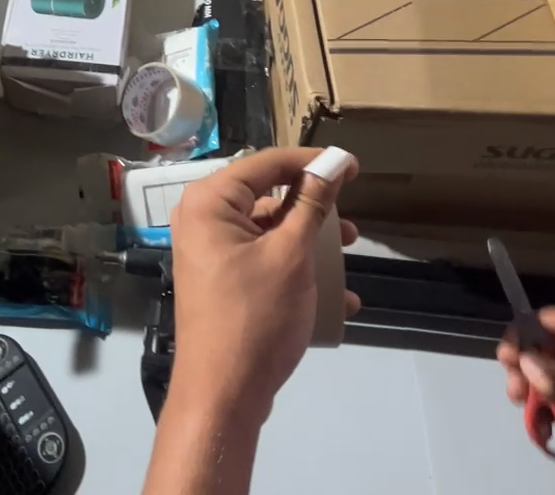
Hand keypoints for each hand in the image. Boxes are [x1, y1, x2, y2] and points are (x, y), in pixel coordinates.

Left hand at [169, 146, 359, 422]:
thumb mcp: (291, 255)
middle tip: (349, 215)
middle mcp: (202, 216)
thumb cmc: (256, 315)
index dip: (311, 161)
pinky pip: (259, 255)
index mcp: (210, 199)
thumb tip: (333, 162)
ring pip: (266, 226)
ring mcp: (208, 248)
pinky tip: (335, 292)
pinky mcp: (219, 276)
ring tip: (347, 250)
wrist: (222, 394)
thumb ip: (312, 204)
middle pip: (265, 192)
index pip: (266, 162)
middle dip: (312, 204)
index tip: (352, 165)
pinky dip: (293, 264)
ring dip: (308, 237)